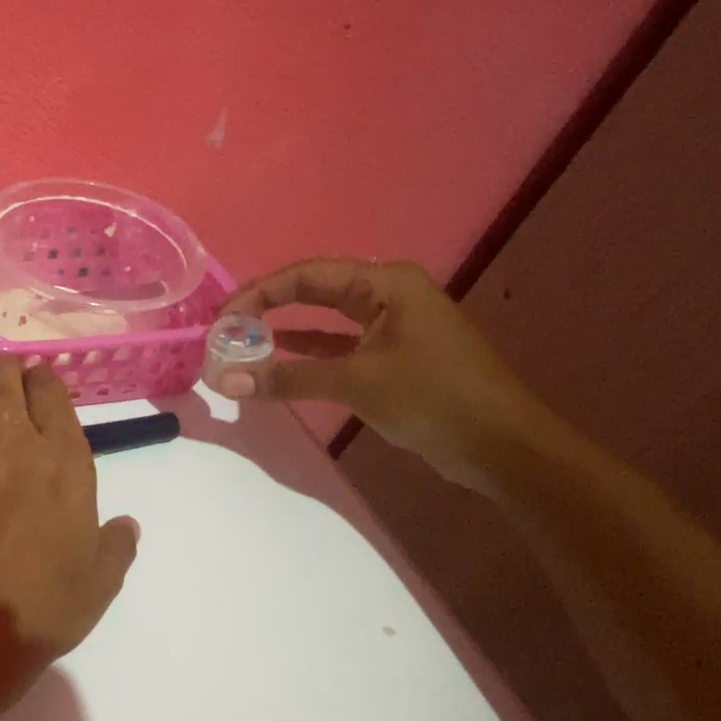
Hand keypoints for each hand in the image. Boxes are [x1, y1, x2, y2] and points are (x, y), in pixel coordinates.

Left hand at [0, 356, 140, 653]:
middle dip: (7, 372)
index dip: (44, 380)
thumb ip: (116, 545)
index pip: (50, 392)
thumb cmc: (44, 605)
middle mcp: (12, 446)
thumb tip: (125, 526)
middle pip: (1, 379)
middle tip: (11, 383)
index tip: (42, 382)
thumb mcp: (99, 581)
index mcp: (63, 461)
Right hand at [215, 259, 558, 491]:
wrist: (500, 445)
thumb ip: (287, 377)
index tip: (220, 318)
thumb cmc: (433, 398)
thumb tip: (224, 381)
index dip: (259, 292)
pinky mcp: (391, 354)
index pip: (306, 275)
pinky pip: (337, 343)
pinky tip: (275, 357)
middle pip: (313, 290)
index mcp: (386, 283)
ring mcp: (391, 324)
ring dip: (283, 329)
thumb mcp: (355, 382)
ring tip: (240, 343)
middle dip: (267, 307)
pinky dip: (306, 350)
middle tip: (223, 328)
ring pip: (324, 317)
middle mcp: (388, 294)